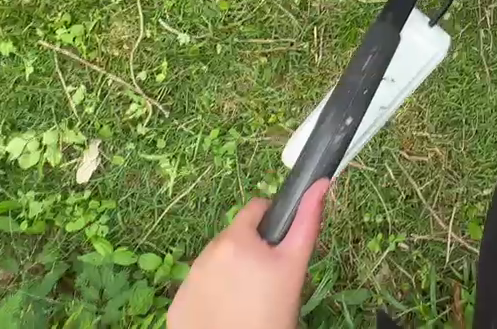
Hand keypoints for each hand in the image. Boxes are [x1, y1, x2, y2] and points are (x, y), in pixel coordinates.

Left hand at [167, 180, 329, 328]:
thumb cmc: (274, 311)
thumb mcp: (295, 265)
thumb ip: (306, 219)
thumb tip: (321, 183)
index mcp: (234, 239)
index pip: (255, 209)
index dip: (271, 223)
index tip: (277, 249)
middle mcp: (204, 254)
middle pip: (234, 237)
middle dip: (249, 250)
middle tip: (265, 280)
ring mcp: (186, 283)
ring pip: (216, 262)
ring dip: (230, 271)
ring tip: (246, 299)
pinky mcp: (176, 309)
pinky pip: (198, 288)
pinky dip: (211, 295)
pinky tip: (225, 314)